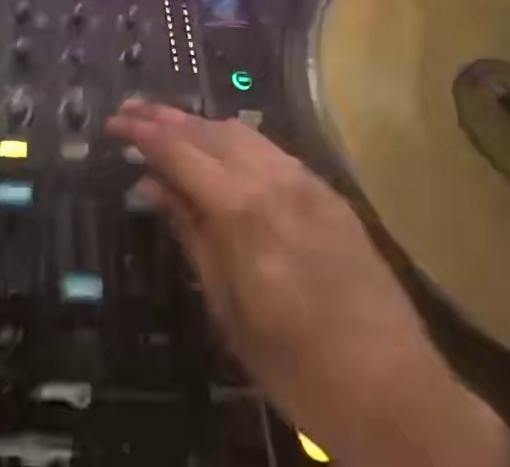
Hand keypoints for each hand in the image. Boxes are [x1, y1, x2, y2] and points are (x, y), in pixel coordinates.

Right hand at [108, 100, 509, 466]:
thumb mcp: (224, 301)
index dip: (140, 133)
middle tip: (129, 113)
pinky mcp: (331, 199)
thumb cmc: (293, 361)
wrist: (396, 397)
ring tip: (166, 128)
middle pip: (208, 131)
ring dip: (198, 125)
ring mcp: (310, 187)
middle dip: (164, 118)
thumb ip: (188, 230)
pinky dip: (233, 142)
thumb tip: (151, 184)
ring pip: (242, 133)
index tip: (112, 123)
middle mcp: (277, 183)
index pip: (178, 150)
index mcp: (243, 210)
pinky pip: (271, 152)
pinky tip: (219, 153)